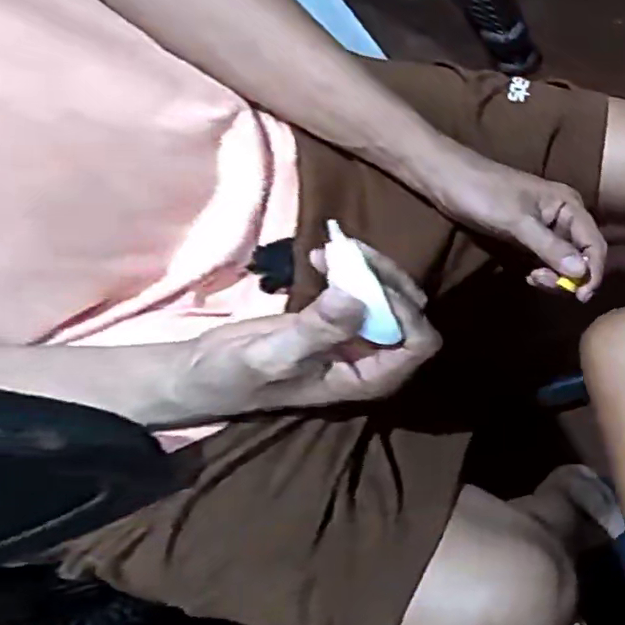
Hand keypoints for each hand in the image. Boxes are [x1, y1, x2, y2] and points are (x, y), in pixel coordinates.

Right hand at [172, 242, 440, 421]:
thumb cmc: (237, 377)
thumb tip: (355, 298)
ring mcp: (367, 339)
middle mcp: (383, 358)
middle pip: (412, 315)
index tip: (369, 283)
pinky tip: (324, 255)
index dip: (406, 313)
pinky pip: (365, 294)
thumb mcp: (272, 356)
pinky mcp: (347, 321)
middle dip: (389, 281)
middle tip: (353, 252)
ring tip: (338, 247)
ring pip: (393, 300)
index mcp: (378, 376)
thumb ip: (316, 330)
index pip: (420, 342)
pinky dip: (353, 272)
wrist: (205, 373)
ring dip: (372, 271)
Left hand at [415, 143, 607, 301]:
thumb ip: (550, 247)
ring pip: (569, 263)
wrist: (440, 175)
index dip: (594, 272)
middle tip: (547, 284)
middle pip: (585, 256)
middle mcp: (567, 218)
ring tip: (534, 278)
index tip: (581, 295)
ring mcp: (551, 229)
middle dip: (572, 276)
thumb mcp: (516, 222)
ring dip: (556, 277)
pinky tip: (530, 275)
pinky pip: (551, 262)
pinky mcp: (534, 237)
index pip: (596, 245)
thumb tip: (581, 273)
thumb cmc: (479, 191)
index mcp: (570, 207)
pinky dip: (545, 273)